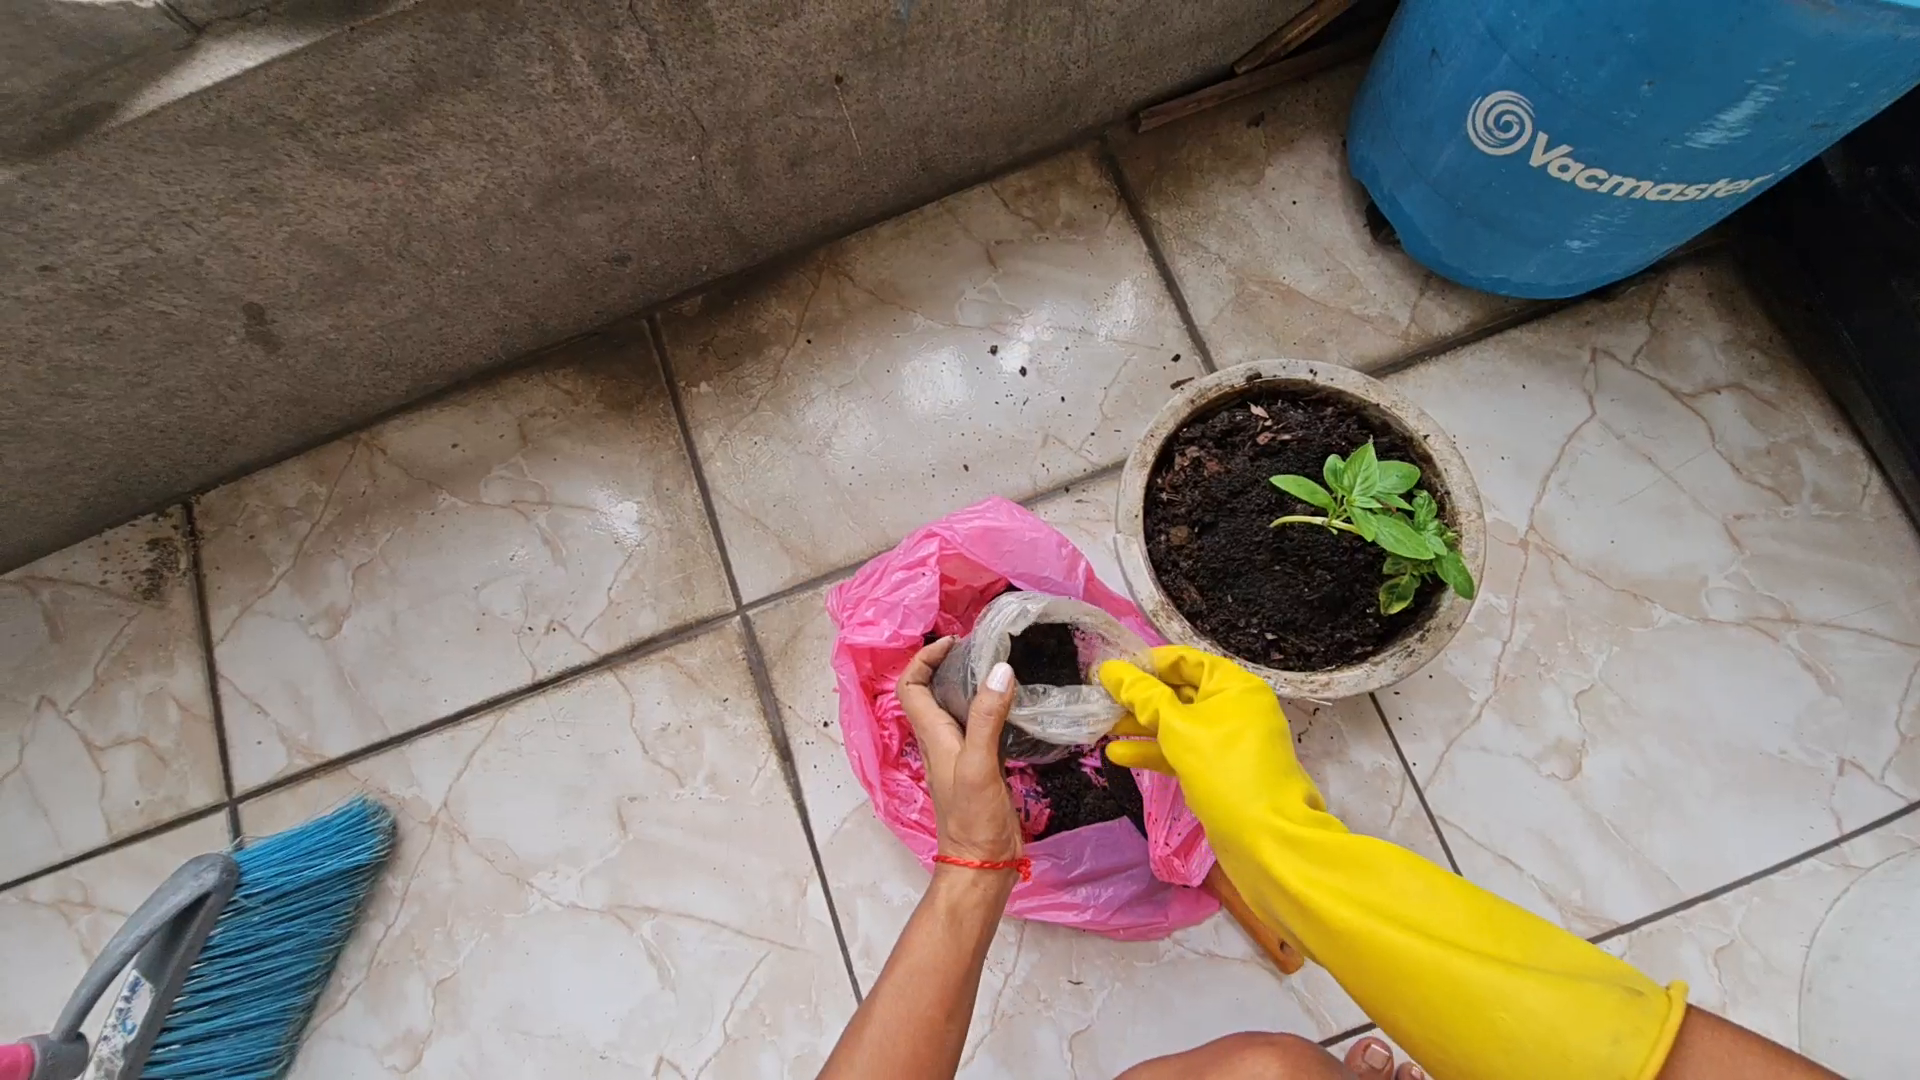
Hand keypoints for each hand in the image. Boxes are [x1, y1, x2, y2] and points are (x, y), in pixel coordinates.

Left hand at [895, 638, 1023, 865]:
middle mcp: (941, 741)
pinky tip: (1012, 704)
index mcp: (933, 736)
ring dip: (968, 684)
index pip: (911, 687)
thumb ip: (987, 719)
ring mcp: (960, 754)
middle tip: (979, 649)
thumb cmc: (973, 819)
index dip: (923, 659)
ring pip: (954, 708)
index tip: (953, 643)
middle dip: (947, 664)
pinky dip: (989, 707)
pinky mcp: (981, 766)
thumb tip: (999, 669)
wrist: (983, 866)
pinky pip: (978, 726)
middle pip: (930, 693)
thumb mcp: (980, 766)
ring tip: (996, 667)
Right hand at [1099, 646, 1324, 825]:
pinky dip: (1154, 750)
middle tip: (1100, 701)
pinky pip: (1181, 751)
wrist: (1265, 841)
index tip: (1111, 674)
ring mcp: (1226, 741)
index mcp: (1233, 686)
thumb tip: (1110, 669)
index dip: (1146, 664)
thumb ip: (1141, 695)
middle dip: (1138, 698)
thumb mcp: (1177, 726)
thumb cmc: (1224, 771)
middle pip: (1178, 691)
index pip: (1184, 659)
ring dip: (1140, 725)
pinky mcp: (1217, 771)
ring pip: (1176, 724)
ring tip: (1102, 728)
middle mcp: (1233, 707)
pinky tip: (1118, 755)